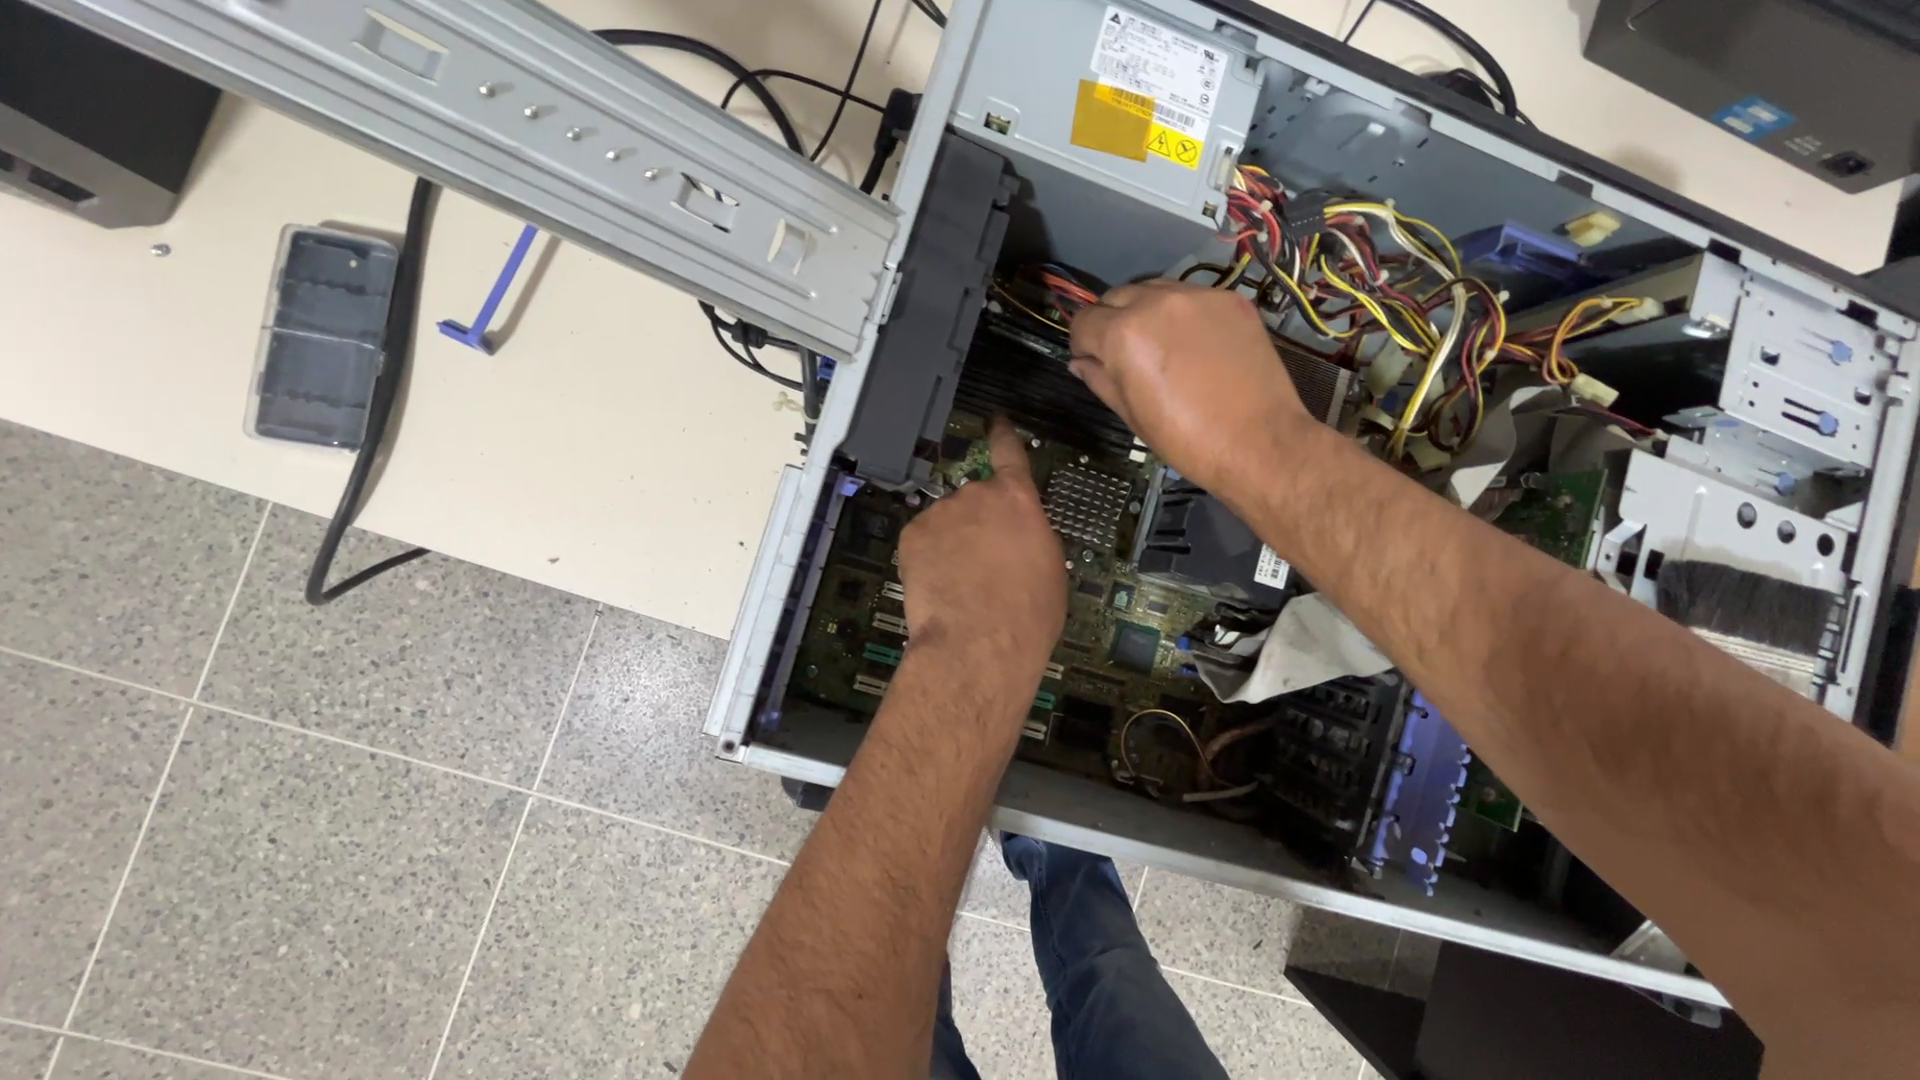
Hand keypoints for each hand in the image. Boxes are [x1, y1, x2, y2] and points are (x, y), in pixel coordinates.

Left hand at [897, 417, 1066, 697]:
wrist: (980, 642)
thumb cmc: (1028, 613)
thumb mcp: (1051, 567)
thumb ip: (1033, 534)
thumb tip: (1020, 535)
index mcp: (1018, 500)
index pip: (1010, 452)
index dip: (1003, 434)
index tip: (996, 421)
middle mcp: (977, 496)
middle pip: (976, 499)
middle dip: (978, 522)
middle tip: (986, 561)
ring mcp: (940, 513)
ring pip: (947, 521)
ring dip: (953, 540)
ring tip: (963, 581)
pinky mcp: (912, 535)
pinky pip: (923, 539)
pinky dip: (928, 556)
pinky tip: (941, 584)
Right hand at [1069, 280, 1318, 498]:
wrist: (1257, 441)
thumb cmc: (1185, 438)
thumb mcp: (1130, 414)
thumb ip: (1100, 379)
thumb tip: (1081, 363)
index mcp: (1124, 334)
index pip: (1084, 321)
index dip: (1082, 344)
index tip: (1091, 361)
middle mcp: (1156, 302)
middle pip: (1116, 297)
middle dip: (1112, 322)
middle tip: (1125, 355)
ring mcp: (1197, 296)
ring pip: (1154, 290)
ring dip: (1146, 311)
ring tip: (1160, 345)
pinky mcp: (1231, 300)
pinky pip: (1192, 297)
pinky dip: (1184, 315)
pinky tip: (1195, 345)